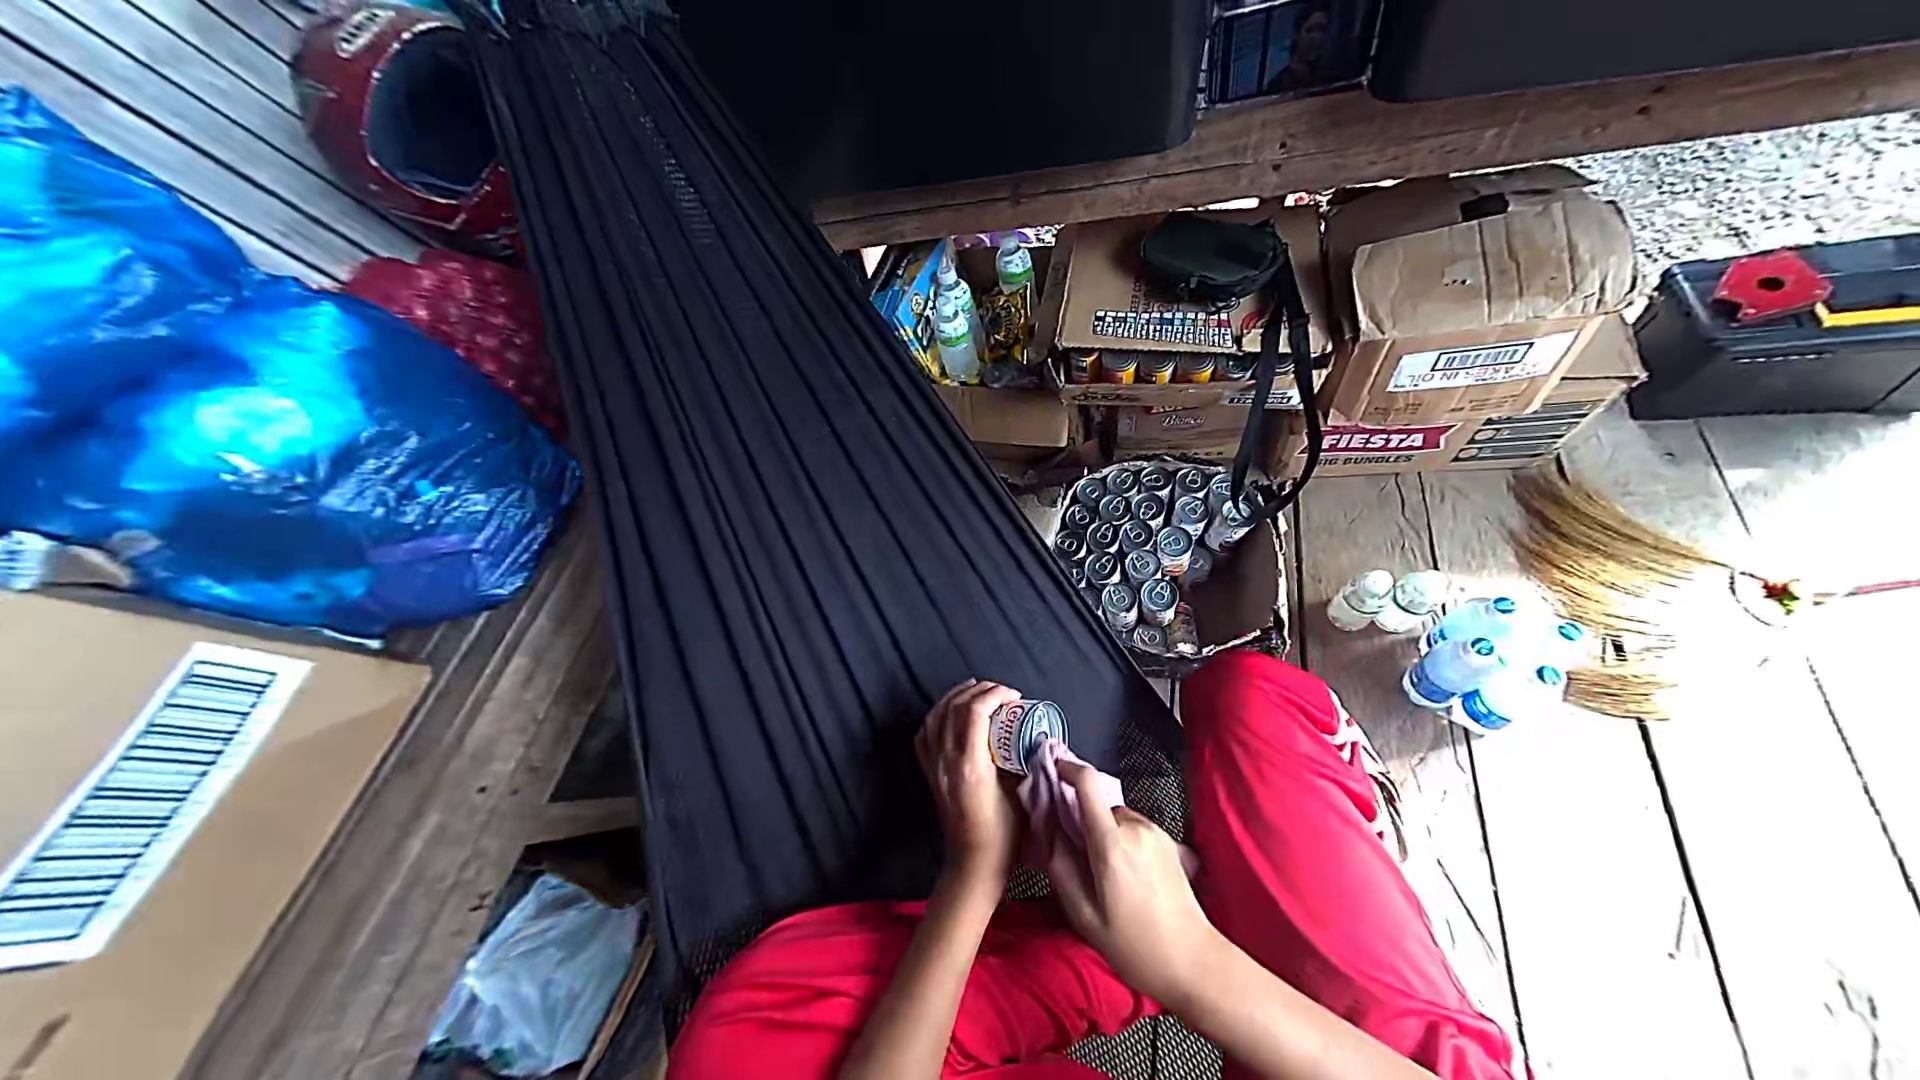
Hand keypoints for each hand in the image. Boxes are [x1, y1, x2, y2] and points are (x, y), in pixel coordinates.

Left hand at [916, 679, 1023, 892]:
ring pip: (936, 716)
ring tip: (976, 690)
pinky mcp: (929, 775)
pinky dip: (937, 717)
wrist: (972, 866)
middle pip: (954, 708)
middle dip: (979, 691)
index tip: (1014, 696)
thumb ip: (1024, 761)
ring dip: (956, 697)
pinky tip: (951, 714)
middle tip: (1001, 691)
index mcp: (970, 766)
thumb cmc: (1003, 838)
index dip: (995, 694)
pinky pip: (925, 735)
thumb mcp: (1020, 794)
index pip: (974, 712)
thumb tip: (1033, 736)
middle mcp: (946, 762)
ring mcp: (934, 767)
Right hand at [1046, 760, 1223, 1004]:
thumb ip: (1060, 866)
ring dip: (1104, 835)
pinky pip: (1133, 829)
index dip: (1066, 769)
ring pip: (1115, 818)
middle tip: (1079, 860)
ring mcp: (1156, 833)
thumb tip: (1049, 832)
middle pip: (1098, 806)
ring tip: (1108, 878)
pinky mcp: (1168, 842)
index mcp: (1112, 844)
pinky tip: (1128, 879)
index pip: (1087, 783)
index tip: (1052, 769)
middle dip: (1083, 824)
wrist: (1194, 963)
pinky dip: (1122, 842)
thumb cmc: (1136, 947)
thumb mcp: (1083, 915)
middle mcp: (1136, 829)